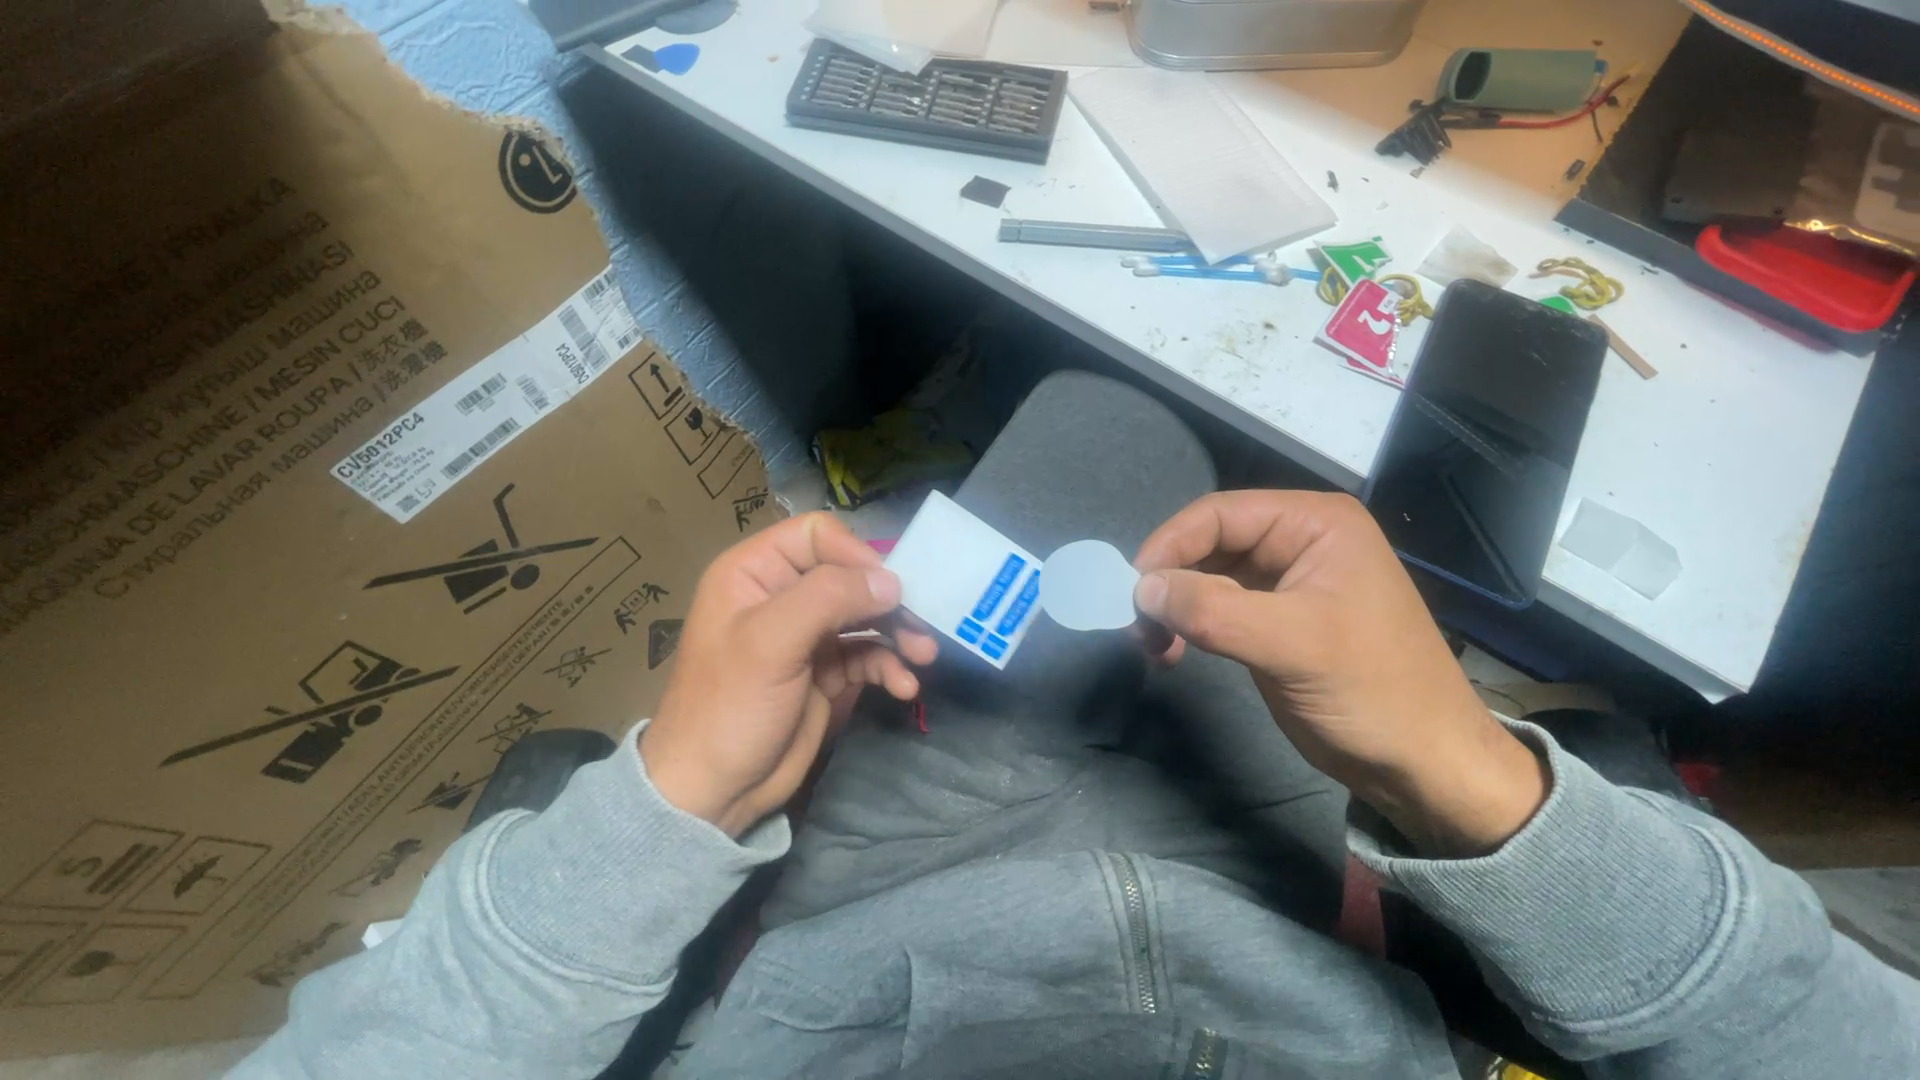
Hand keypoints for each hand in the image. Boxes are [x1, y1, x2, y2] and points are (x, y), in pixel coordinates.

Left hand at [641, 513, 936, 836]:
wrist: (713, 791)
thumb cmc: (729, 706)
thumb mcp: (770, 642)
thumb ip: (830, 598)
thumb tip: (891, 581)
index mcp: (755, 573)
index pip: (817, 536)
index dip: (855, 554)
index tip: (887, 586)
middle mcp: (782, 596)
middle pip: (850, 576)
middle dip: (888, 599)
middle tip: (923, 623)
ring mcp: (806, 637)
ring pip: (866, 616)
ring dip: (898, 633)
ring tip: (924, 656)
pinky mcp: (826, 674)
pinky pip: (867, 655)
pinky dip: (889, 665)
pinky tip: (903, 685)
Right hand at [1133, 491, 1545, 854]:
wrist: (1424, 764)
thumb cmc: (1372, 691)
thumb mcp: (1291, 644)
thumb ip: (1213, 609)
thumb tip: (1141, 588)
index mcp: (1314, 525)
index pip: (1219, 514)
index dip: (1169, 545)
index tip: (1130, 588)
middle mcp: (1297, 543)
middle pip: (1208, 544)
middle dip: (1169, 581)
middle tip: (1138, 625)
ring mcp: (1285, 583)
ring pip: (1205, 578)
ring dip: (1174, 608)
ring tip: (1154, 646)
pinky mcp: (1274, 621)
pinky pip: (1216, 609)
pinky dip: (1189, 627)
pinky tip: (1175, 654)